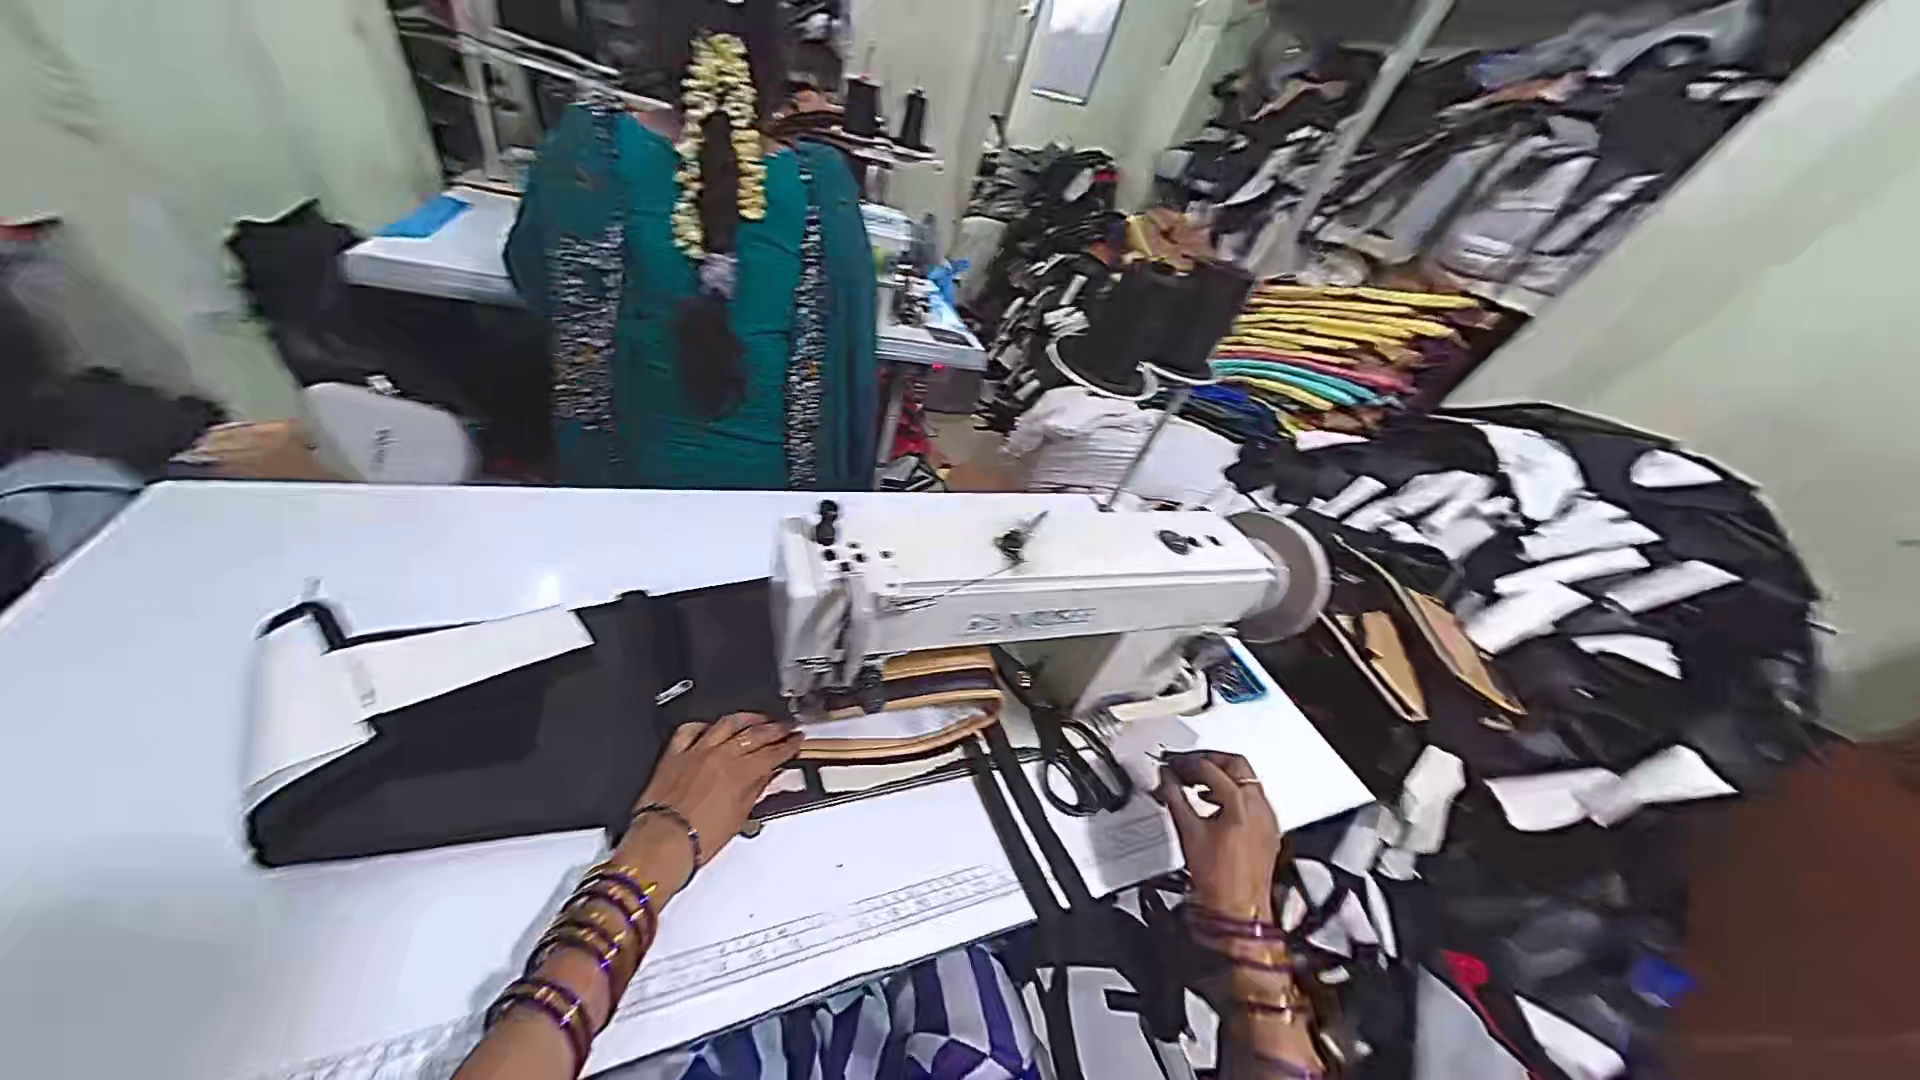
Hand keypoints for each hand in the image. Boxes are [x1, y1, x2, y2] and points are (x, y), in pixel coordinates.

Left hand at [618, 713, 800, 893]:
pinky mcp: (675, 754)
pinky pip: (690, 729)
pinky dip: (704, 725)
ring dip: (748, 718)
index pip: (774, 752)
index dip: (789, 745)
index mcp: (741, 772)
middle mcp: (721, 755)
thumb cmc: (697, 839)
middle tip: (786, 727)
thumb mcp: (740, 817)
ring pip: (728, 723)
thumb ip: (756, 789)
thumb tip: (766, 777)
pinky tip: (711, 726)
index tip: (796, 741)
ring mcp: (698, 752)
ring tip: (758, 718)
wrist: (661, 845)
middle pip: (756, 733)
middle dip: (776, 728)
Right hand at [1155, 751, 1282, 920]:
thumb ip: (1175, 797)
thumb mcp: (1188, 831)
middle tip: (1188, 763)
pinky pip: (1254, 797)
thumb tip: (1167, 780)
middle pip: (1236, 764)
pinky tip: (1215, 800)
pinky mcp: (1269, 829)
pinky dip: (1234, 791)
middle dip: (1209, 759)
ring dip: (1222, 774)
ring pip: (1247, 778)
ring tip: (1198, 779)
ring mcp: (1267, 819)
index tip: (1173, 765)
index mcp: (1239, 805)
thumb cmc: (1218, 880)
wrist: (1237, 910)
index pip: (1210, 768)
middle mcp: (1259, 808)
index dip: (1186, 763)